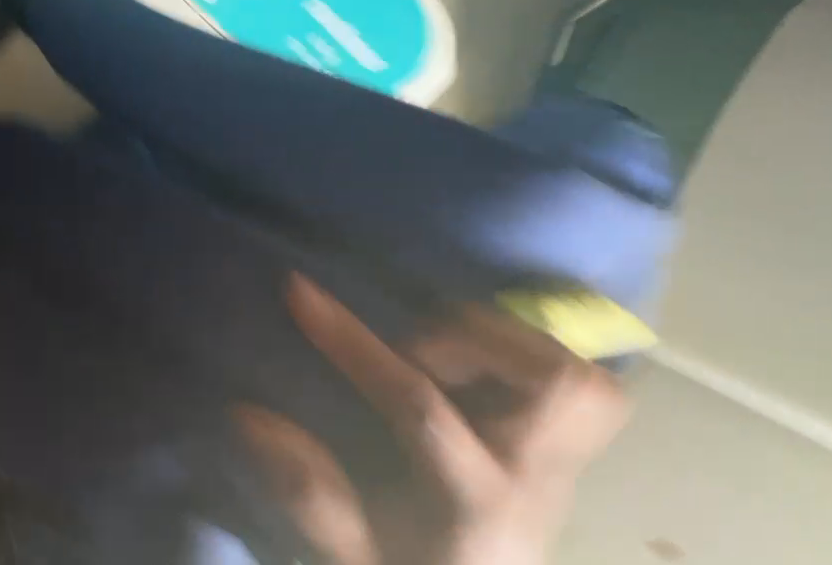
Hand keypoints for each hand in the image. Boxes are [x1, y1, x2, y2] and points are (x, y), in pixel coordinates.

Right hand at [235, 276, 631, 564]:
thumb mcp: (349, 556)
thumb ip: (311, 496)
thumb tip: (250, 418)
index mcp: (473, 503)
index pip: (420, 405)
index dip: (354, 343)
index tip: (299, 293)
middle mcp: (532, 479)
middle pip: (556, 384)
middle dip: (479, 338)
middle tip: (416, 348)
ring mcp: (561, 468)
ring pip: (580, 379)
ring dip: (508, 345)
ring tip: (443, 355)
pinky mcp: (565, 457)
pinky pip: (580, 387)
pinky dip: (528, 359)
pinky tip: (471, 369)